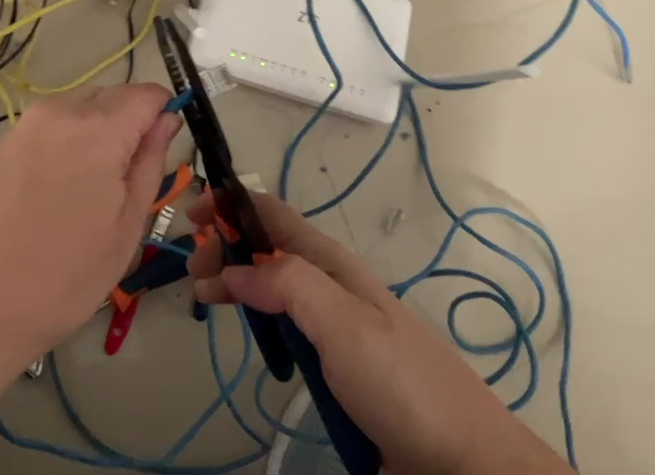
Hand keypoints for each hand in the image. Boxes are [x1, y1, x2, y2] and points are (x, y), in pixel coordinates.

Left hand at [0, 83, 180, 359]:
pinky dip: (67, 144)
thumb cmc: (63, 278)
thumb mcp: (126, 227)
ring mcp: (25, 125)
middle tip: (128, 182)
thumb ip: (150, 163)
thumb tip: (166, 121)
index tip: (164, 151)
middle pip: (112, 96)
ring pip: (80, 109)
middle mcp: (59, 111)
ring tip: (92, 193)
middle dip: (130, 124)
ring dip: (98, 134)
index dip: (164, 115)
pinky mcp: (2, 144)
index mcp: (97, 128)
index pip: (147, 93)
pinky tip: (59, 194)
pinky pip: (51, 127)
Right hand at [187, 192, 570, 474]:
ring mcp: (333, 323)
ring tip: (206, 300)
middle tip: (194, 276)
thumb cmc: (400, 383)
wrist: (462, 458)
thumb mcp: (342, 324)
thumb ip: (287, 285)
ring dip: (236, 282)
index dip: (231, 205)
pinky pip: (286, 325)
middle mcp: (330, 283)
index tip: (193, 217)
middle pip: (267, 247)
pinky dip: (258, 318)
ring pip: (272, 285)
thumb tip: (234, 267)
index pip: (273, 213)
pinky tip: (249, 334)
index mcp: (332, 263)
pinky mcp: (335, 361)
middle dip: (226, 248)